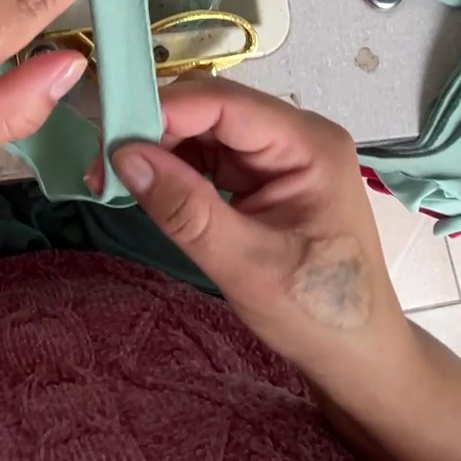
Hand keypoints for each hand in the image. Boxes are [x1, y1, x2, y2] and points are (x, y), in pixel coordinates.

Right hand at [110, 79, 407, 365]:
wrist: (357, 359)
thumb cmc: (317, 314)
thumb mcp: (245, 265)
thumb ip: (184, 208)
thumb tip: (122, 155)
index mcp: (307, 144)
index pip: (223, 102)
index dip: (163, 111)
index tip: (109, 138)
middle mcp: (293, 134)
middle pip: (208, 108)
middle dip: (154, 129)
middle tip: (103, 165)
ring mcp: (275, 151)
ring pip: (200, 127)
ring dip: (156, 148)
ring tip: (115, 178)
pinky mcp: (259, 172)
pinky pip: (205, 152)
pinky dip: (171, 166)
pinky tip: (146, 186)